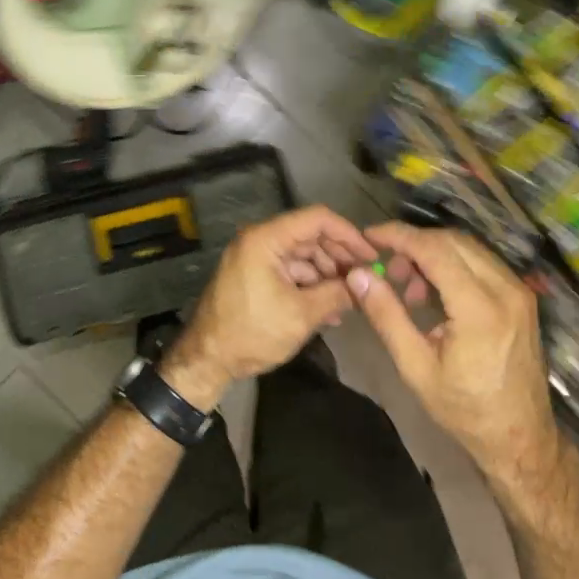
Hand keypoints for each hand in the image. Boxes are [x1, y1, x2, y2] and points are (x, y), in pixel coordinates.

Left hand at [164, 207, 377, 409]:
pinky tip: (332, 308)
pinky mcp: (255, 274)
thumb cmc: (252, 333)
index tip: (372, 255)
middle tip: (366, 279)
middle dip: (340, 256)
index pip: (317, 219)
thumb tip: (367, 283)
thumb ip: (337, 293)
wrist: (207, 360)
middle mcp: (260, 239)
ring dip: (328, 274)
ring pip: (303, 254)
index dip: (348, 234)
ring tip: (351, 299)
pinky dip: (311, 284)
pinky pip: (290, 270)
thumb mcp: (301, 315)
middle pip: (311, 235)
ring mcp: (256, 257)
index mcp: (266, 239)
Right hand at [347, 223, 562, 478]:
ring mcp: (519, 291)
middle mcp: (506, 290)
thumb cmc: (465, 410)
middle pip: (452, 241)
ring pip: (468, 248)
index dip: (399, 236)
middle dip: (414, 244)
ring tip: (408, 287)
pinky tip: (434, 292)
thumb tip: (357, 276)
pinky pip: (482, 263)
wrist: (520, 436)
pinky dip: (453, 264)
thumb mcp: (416, 367)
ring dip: (433, 253)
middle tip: (386, 267)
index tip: (370, 235)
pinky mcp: (522, 296)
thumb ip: (387, 316)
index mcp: (480, 310)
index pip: (435, 250)